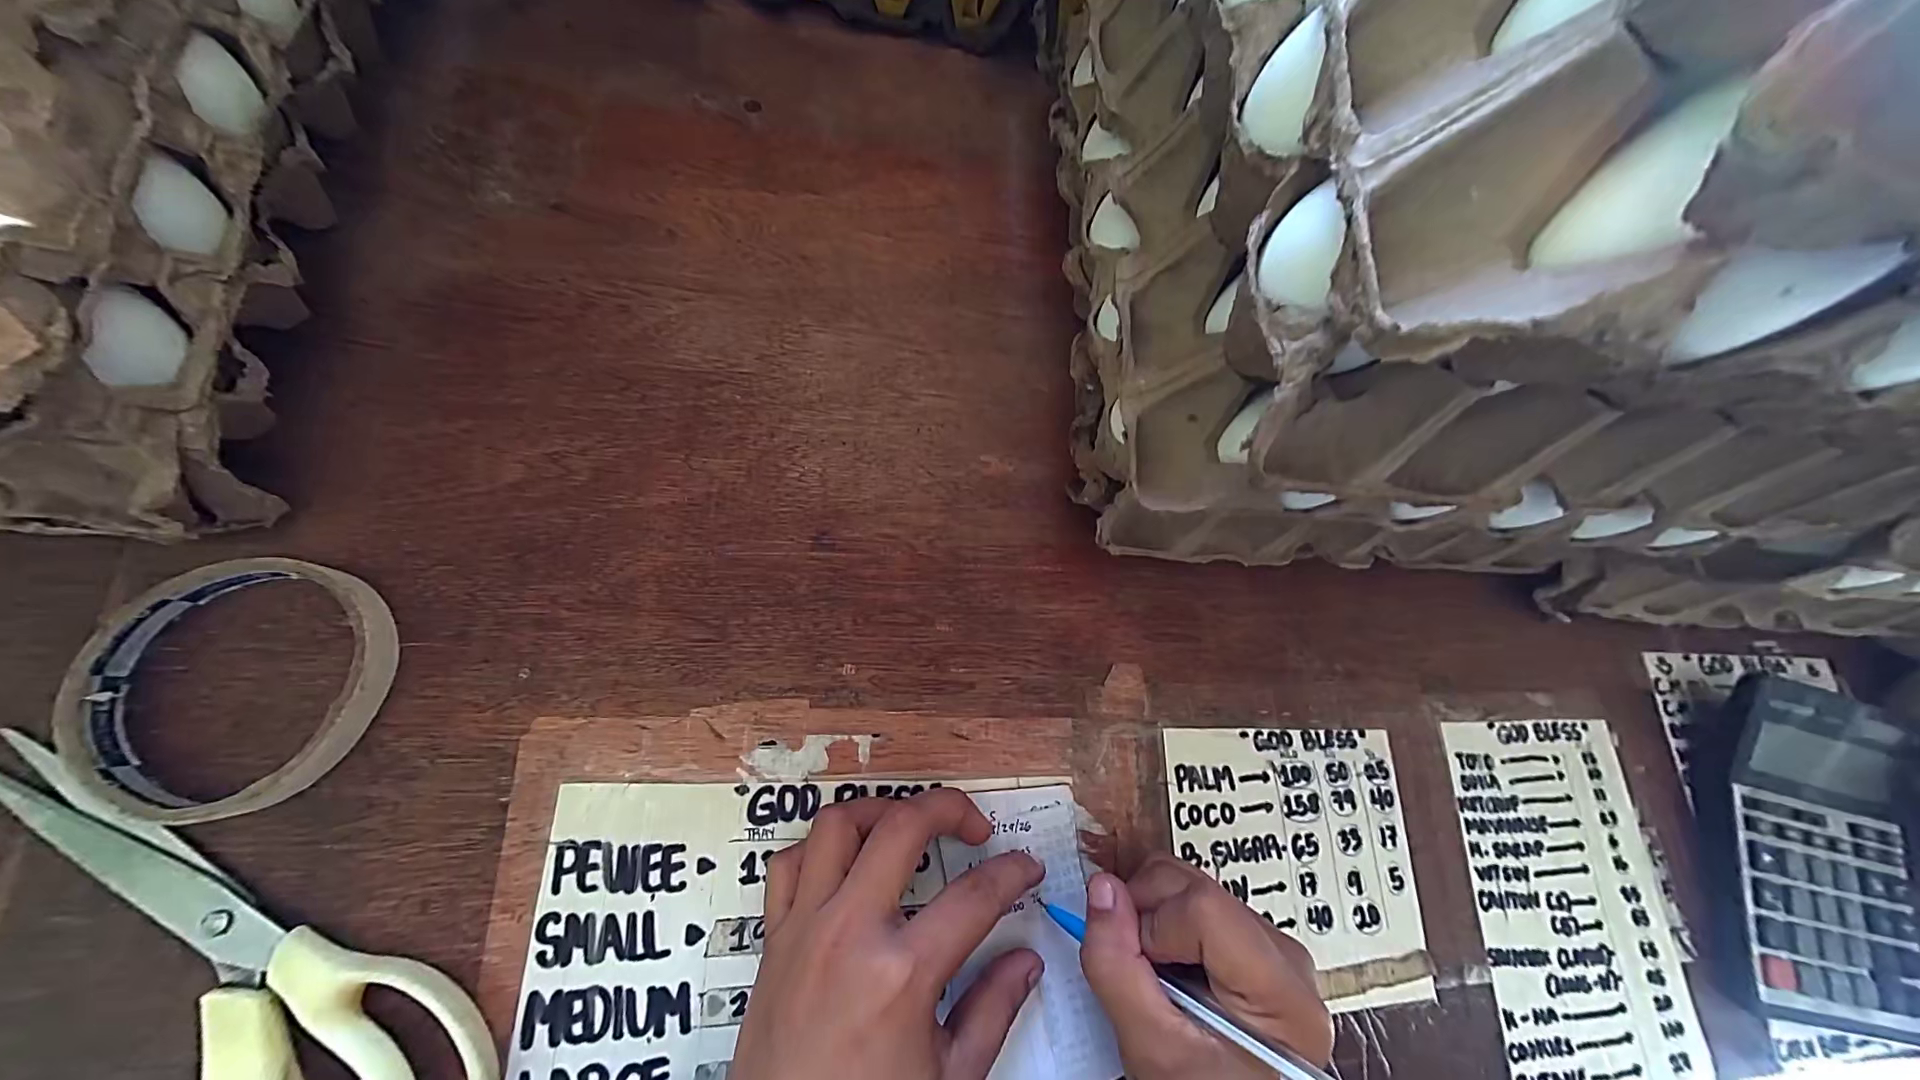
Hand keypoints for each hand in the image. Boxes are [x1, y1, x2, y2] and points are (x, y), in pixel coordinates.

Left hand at [731, 789, 1046, 1079]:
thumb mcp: (948, 1078)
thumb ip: (992, 1009)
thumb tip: (1026, 961)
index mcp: (902, 974)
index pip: (976, 895)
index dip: (1012, 872)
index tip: (1026, 867)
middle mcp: (850, 934)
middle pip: (904, 826)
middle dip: (949, 807)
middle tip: (973, 824)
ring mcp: (806, 928)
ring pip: (838, 825)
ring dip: (880, 811)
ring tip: (908, 824)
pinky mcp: (774, 938)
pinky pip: (788, 865)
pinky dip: (818, 849)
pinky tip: (846, 862)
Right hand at [1081, 852, 1332, 1077]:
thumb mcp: (1153, 1051)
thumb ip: (1119, 969)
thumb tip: (1103, 890)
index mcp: (1278, 990)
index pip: (1201, 906)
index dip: (1152, 924)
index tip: (1134, 962)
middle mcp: (1282, 955)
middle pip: (1193, 886)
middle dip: (1143, 909)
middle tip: (1130, 961)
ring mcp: (1268, 945)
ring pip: (1188, 885)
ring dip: (1148, 912)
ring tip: (1147, 966)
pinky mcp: (1249, 941)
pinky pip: (1193, 901)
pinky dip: (1161, 919)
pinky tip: (1160, 959)